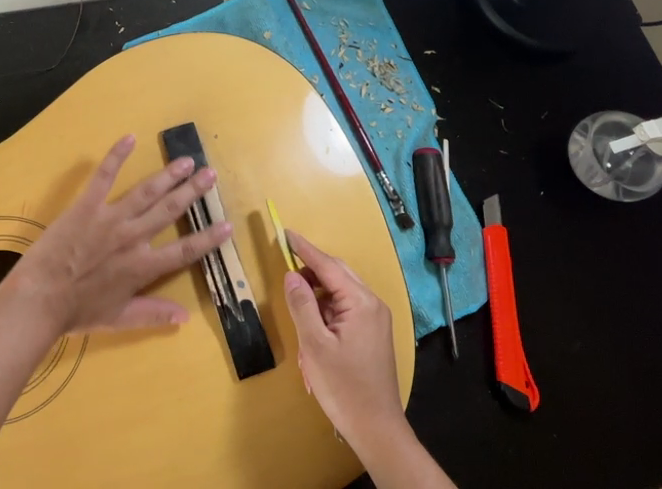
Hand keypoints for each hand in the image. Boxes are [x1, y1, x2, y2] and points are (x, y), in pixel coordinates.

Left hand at [0, 135, 233, 335]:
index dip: (208, 239)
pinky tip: (129, 138)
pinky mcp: (87, 205)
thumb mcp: (119, 319)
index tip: (228, 224)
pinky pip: (104, 177)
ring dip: (168, 175)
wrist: (40, 299)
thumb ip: (153, 315)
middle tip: (211, 174)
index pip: (184, 252)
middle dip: (192, 192)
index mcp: (142, 267)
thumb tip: (186, 318)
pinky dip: (116, 156)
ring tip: (187, 161)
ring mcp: (110, 218)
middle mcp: (133, 238)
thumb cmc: (77, 312)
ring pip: (146, 192)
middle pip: (169, 211)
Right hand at [281, 232, 404, 444]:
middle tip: (286, 269)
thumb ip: (302, 305)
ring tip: (296, 304)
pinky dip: (327, 309)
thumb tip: (292, 275)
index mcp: (360, 302)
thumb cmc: (343, 386)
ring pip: (341, 291)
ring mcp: (375, 319)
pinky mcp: (372, 334)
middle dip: (311, 269)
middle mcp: (372, 304)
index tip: (286, 233)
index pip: (328, 265)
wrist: (376, 428)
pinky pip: (346, 308)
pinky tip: (313, 325)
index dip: (305, 249)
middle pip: (337, 274)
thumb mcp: (314, 345)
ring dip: (318, 293)